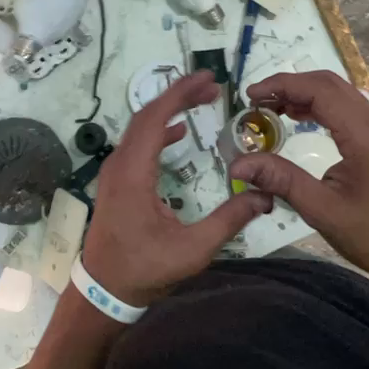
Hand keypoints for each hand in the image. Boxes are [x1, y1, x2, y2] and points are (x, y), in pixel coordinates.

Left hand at [78, 72, 273, 307]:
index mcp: (133, 174)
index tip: (208, 78)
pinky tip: (179, 133)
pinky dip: (159, 131)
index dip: (180, 94)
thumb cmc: (144, 270)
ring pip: (140, 128)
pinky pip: (137, 144)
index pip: (154, 119)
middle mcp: (118, 165)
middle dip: (179, 96)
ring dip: (169, 111)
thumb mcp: (192, 250)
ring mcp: (114, 173)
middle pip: (146, 116)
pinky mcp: (116, 182)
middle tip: (213, 86)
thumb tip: (265, 196)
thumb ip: (229, 220)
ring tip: (202, 101)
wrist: (104, 290)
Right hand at [229, 71, 368, 286]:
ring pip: (341, 94)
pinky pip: (351, 109)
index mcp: (366, 135)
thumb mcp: (323, 211)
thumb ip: (282, 180)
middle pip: (330, 84)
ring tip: (271, 110)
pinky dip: (322, 107)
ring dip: (305, 95)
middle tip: (255, 103)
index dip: (281, 85)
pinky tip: (301, 119)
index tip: (249, 97)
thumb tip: (238, 165)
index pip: (319, 90)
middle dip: (290, 86)